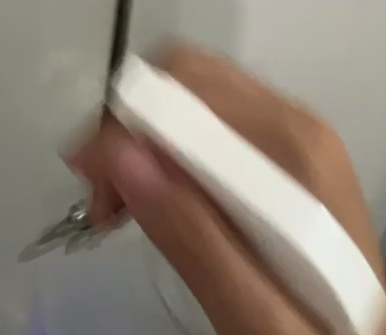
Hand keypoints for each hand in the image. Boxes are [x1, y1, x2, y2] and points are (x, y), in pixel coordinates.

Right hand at [67, 44, 385, 334]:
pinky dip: (160, 142)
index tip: (92, 184)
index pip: (183, 84)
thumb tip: (122, 155)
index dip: (124, 121)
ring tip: (115, 202)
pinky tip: (150, 192)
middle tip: (100, 196)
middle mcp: (291, 120)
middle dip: (125, 123)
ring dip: (137, 132)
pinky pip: (201, 115)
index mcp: (293, 147)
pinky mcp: (276, 149)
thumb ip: (195, 237)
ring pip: (185, 90)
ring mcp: (286, 130)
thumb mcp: (259, 316)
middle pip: (182, 75)